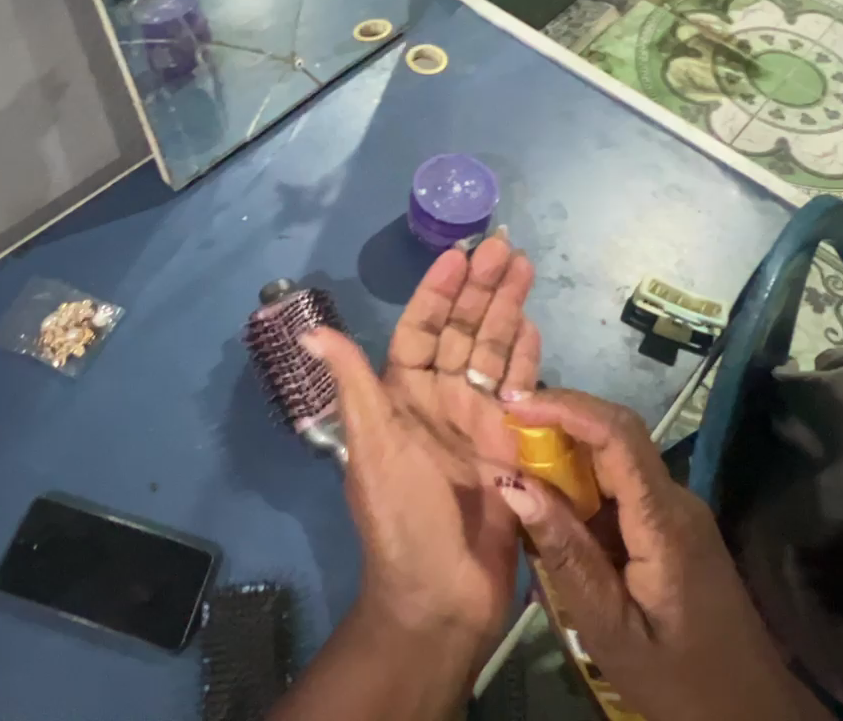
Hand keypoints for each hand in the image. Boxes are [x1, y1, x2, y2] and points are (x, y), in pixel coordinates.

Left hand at [300, 234, 538, 647]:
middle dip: (483, 288)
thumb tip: (308, 331)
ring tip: (524, 267)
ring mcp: (477, 421)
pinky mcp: (510, 444)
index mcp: (401, 396)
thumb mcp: (370, 446)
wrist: (442, 596)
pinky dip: (526, 358)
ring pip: (493, 352)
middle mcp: (439, 400)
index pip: (421, 329)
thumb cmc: (401, 518)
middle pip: (463, 332)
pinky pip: (519, 390)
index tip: (458, 255)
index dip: (438, 292)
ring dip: (508, 310)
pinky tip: (533, 326)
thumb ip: (351, 383)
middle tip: (506, 245)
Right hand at [495, 390, 828, 720]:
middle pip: (615, 436)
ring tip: (512, 462)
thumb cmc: (679, 681)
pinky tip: (547, 501)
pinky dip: (578, 482)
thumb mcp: (610, 629)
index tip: (514, 405)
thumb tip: (514, 486)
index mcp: (665, 522)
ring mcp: (675, 510)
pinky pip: (619, 485)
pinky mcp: (669, 524)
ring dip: (563, 451)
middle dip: (556, 422)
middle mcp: (675, 500)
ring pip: (614, 458)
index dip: (566, 408)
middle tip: (501, 429)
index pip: (618, 436)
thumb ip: (565, 555)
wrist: (751, 711)